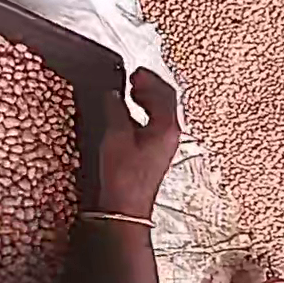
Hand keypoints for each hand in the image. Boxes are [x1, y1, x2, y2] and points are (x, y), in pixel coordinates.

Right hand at [94, 68, 179, 218]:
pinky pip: (154, 126)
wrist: (124, 210)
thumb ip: (115, 109)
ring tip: (131, 93)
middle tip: (134, 79)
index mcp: (166, 127)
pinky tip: (129, 117)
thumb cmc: (123, 177)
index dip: (149, 79)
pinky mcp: (154, 156)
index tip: (135, 72)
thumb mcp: (115, 136)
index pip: (164, 93)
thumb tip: (112, 94)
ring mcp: (164, 147)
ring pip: (161, 114)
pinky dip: (144, 114)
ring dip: (148, 100)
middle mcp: (170, 136)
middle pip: (167, 102)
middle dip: (150, 87)